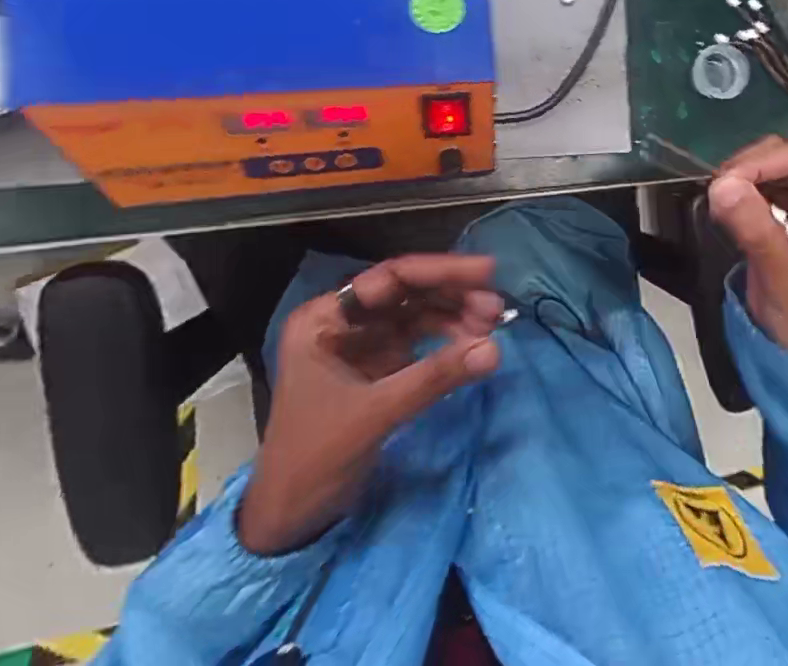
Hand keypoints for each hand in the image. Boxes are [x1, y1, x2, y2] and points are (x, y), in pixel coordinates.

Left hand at [238, 255, 503, 554]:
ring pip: (415, 316)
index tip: (485, 271)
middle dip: (451, 295)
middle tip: (496, 307)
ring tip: (493, 324)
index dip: (439, 272)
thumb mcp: (375, 413)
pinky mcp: (378, 369)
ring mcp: (362, 346)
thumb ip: (433, 378)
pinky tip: (472, 344)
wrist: (291, 516)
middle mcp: (342, 322)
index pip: (388, 279)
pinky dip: (446, 342)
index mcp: (324, 318)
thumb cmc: (314, 456)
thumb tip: (493, 349)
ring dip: (453, 317)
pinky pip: (418, 343)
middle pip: (405, 294)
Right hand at [707, 136, 787, 353]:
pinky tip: (727, 204)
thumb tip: (721, 184)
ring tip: (720, 197)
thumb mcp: (779, 269)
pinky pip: (763, 189)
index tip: (726, 178)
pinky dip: (743, 191)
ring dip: (743, 178)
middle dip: (751, 168)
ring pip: (773, 171)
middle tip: (718, 188)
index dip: (764, 162)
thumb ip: (753, 225)